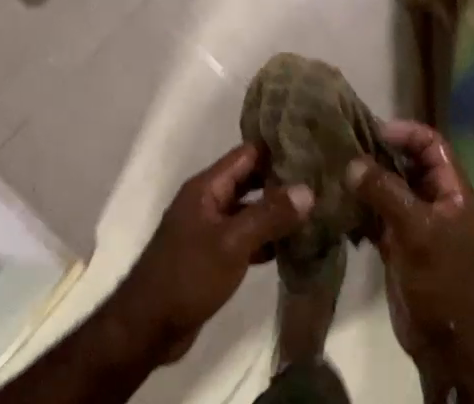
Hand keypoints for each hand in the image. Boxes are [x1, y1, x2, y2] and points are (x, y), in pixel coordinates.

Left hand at [103, 143, 312, 364]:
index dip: (278, 150)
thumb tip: (308, 189)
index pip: (246, 155)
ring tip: (318, 212)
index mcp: (206, 187)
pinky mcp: (214, 256)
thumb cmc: (188, 275)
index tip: (313, 150)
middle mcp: (207, 201)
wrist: (150, 325)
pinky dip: (267, 240)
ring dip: (277, 213)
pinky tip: (294, 248)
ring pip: (249, 211)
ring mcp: (210, 229)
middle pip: (249, 181)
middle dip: (282, 182)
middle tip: (323, 182)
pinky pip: (246, 238)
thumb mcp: (232, 242)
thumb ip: (269, 215)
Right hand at [348, 120, 473, 361]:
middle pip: (406, 163)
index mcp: (451, 190)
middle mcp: (434, 200)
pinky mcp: (397, 243)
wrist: (447, 342)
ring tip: (330, 169)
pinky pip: (375, 214)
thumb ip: (384, 192)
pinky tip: (333, 201)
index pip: (431, 144)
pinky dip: (357, 207)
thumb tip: (351, 162)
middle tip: (340, 146)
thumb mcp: (416, 230)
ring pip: (388, 188)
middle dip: (377, 153)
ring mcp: (415, 222)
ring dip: (363, 180)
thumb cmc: (442, 280)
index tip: (370, 131)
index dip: (405, 132)